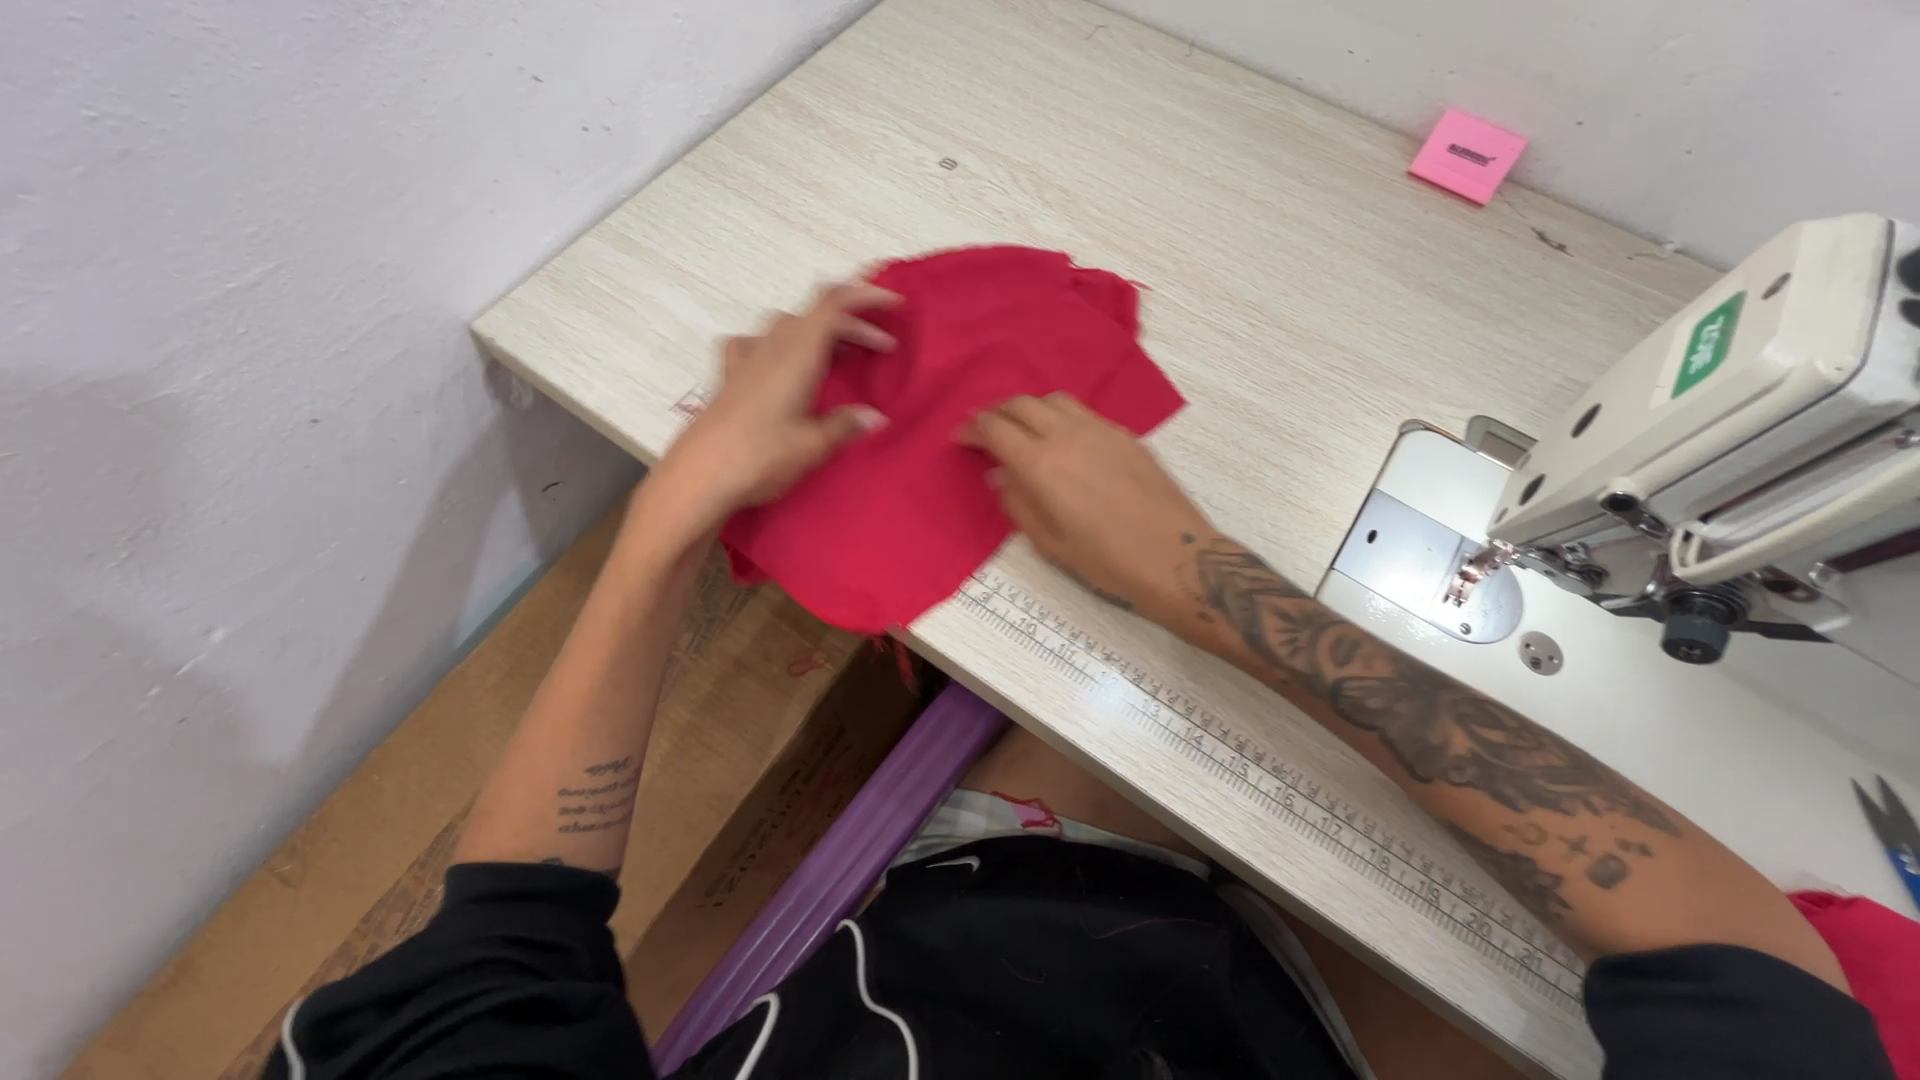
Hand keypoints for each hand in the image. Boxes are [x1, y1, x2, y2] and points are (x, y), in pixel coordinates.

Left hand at [642, 282, 899, 541]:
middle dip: (853, 323)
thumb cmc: (760, 458)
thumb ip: (845, 425)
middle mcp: (771, 346)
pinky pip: (758, 343)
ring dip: (819, 331)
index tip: (894, 305)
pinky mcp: (730, 376)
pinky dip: (779, 343)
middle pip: (815, 314)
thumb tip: (875, 417)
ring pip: (788, 325)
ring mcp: (747, 359)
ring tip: (840, 354)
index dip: (866, 296)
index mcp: (797, 354)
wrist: (699, 477)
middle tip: (882, 347)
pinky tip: (781, 361)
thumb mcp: (812, 445)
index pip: (833, 304)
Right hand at [958, 393, 1212, 614]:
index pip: (995, 428)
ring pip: (1053, 399)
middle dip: (996, 412)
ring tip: (1021, 426)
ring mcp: (1100, 430)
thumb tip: (1000, 475)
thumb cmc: (1106, 560)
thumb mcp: (1049, 543)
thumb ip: (1018, 503)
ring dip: (1029, 407)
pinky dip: (1059, 415)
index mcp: (1041, 464)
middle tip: (985, 429)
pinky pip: (1082, 411)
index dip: (971, 429)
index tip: (960, 437)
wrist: (1173, 556)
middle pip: (1021, 404)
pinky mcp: (1125, 434)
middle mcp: (1067, 435)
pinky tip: (1061, 436)